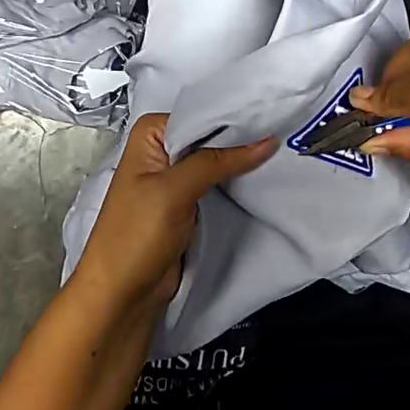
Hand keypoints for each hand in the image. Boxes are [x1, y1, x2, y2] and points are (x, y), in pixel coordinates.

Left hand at [70, 114, 275, 310]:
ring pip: (217, 161)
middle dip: (242, 138)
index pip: (200, 113)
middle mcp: (162, 149)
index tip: (272, 116)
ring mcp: (175, 178)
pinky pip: (218, 185)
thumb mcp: (175, 190)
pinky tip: (265, 178)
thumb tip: (266, 139)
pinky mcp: (188, 204)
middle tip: (287, 133)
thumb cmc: (136, 235)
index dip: (234, 116)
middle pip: (210, 136)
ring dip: (243, 162)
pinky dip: (237, 183)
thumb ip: (217, 161)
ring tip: (284, 152)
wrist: (122, 295)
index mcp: (151, 133)